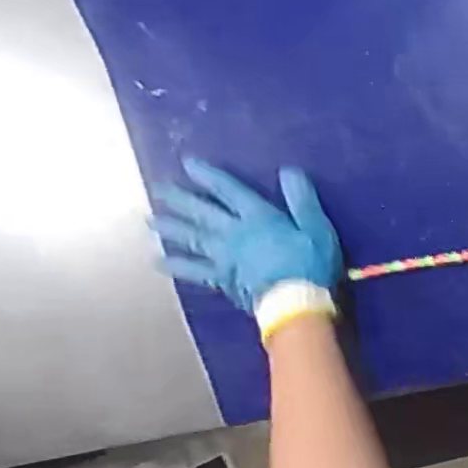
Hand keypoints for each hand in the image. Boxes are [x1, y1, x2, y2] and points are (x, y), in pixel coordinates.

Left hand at [151, 159, 342, 314]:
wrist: (296, 303)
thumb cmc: (310, 265)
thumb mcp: (316, 229)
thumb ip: (303, 200)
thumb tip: (288, 171)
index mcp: (258, 217)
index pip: (229, 190)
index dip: (208, 176)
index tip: (188, 164)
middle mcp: (234, 232)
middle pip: (202, 212)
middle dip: (180, 199)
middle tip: (159, 189)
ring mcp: (225, 257)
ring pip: (192, 238)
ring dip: (170, 228)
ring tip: (151, 220)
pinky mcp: (222, 279)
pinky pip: (194, 271)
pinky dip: (176, 266)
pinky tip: (159, 262)